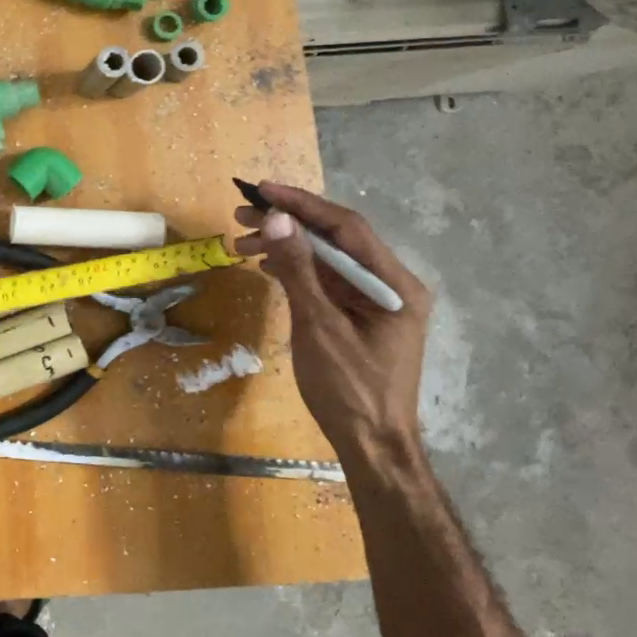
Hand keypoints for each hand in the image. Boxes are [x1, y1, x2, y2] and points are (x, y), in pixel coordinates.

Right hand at [234, 182, 431, 468]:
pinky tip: (267, 266)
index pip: (347, 227)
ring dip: (287, 246)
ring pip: (328, 258)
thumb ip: (298, 270)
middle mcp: (391, 286)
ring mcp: (376, 302)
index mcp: (394, 285)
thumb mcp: (319, 326)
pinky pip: (326, 280)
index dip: (302, 204)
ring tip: (242, 242)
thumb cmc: (350, 389)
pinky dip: (295, 269)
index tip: (262, 191)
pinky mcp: (360, 317)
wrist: (373, 445)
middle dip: (289, 223)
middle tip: (241, 216)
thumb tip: (277, 219)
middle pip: (337, 239)